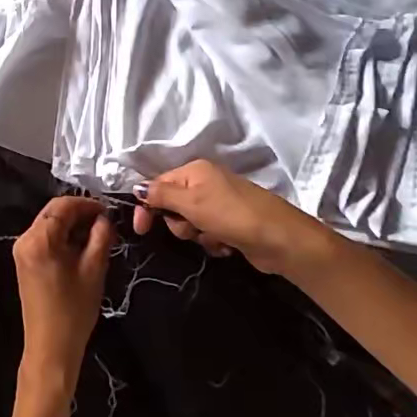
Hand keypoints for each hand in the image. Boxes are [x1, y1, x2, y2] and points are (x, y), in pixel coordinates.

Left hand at [12, 197, 114, 387]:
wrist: (51, 347)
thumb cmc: (74, 310)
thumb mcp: (94, 269)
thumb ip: (101, 237)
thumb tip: (105, 218)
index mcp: (39, 238)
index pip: (63, 205)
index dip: (87, 203)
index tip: (108, 211)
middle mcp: (25, 239)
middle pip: (53, 213)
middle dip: (80, 214)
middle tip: (106, 224)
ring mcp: (22, 250)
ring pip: (49, 225)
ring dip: (72, 226)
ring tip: (98, 237)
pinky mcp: (24, 261)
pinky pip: (44, 238)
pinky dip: (62, 237)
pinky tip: (81, 248)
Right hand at [134, 160, 343, 276]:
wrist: (281, 240)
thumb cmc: (232, 216)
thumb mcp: (192, 204)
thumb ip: (161, 195)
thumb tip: (135, 187)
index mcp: (195, 171)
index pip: (157, 185)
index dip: (147, 206)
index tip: (141, 229)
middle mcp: (205, 183)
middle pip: (172, 205)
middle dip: (179, 223)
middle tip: (193, 229)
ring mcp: (219, 204)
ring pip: (189, 223)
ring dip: (197, 235)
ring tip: (215, 238)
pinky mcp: (230, 224)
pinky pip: (207, 234)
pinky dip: (212, 242)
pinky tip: (227, 246)